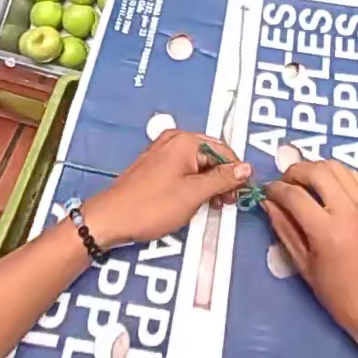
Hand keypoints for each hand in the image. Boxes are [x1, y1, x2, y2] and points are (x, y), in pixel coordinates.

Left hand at [81, 129, 250, 248]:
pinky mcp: (155, 164)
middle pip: (211, 155)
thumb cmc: (152, 206)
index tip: (240, 194)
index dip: (236, 173)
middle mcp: (174, 139)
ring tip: (212, 204)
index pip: (223, 150)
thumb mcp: (194, 194)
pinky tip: (194, 200)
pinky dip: (194, 183)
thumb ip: (222, 179)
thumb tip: (245, 168)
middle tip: (226, 202)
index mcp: (185, 141)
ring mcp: (162, 151)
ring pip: (198, 163)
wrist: (112, 218)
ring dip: (209, 183)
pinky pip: (184, 168)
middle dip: (222, 178)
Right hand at [263, 160, 357, 357]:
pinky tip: (326, 187)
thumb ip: (284, 229)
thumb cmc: (339, 295)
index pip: (294, 194)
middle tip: (284, 184)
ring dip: (315, 168)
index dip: (275, 189)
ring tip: (304, 182)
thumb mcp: (304, 265)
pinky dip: (335, 174)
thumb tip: (268, 203)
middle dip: (294, 172)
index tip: (266, 192)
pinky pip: (352, 176)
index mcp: (327, 231)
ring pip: (336, 166)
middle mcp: (348, 211)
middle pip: (315, 171)